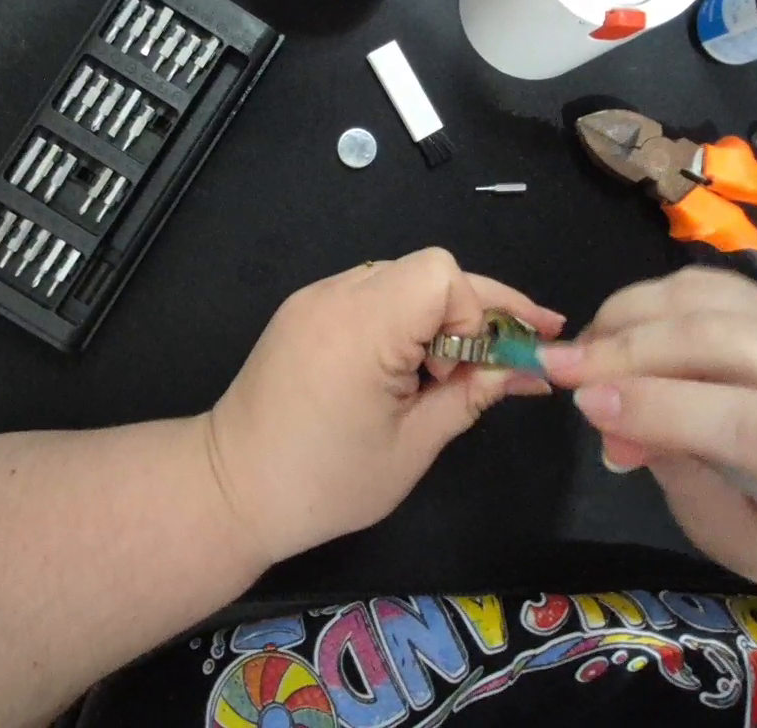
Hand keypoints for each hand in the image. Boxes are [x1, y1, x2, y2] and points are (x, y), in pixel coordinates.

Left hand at [206, 248, 562, 563]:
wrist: (230, 487)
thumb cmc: (325, 482)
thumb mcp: (412, 447)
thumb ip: (471, 395)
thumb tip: (526, 369)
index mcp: (362, 326)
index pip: (441, 273)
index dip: (472, 312)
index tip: (459, 368)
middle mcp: (336, 294)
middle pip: (426, 269)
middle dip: (474, 307)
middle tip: (517, 348)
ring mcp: (314, 297)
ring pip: (400, 276)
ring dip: (436, 314)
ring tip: (450, 366)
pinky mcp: (302, 308)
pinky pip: (369, 292)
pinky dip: (400, 317)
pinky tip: (408, 361)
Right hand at [540, 267, 756, 598]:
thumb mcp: (739, 545)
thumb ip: (679, 477)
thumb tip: (607, 415)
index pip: (749, 422)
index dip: (658, 406)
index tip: (582, 402)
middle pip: (728, 339)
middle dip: (631, 348)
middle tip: (563, 365)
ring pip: (713, 297)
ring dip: (631, 313)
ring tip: (584, 346)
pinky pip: (712, 284)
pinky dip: (651, 299)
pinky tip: (617, 328)